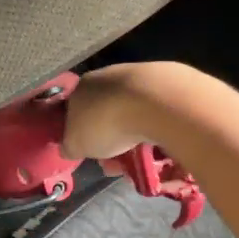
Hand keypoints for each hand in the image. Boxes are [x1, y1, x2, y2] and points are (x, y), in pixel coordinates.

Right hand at [62, 62, 203, 160]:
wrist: (156, 102)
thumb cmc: (105, 123)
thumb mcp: (75, 145)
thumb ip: (70, 146)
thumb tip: (71, 148)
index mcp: (81, 87)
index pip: (73, 110)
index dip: (78, 133)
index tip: (87, 151)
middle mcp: (108, 76)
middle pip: (103, 113)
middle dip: (108, 139)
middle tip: (114, 161)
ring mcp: (139, 75)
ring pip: (130, 113)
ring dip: (131, 137)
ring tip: (137, 158)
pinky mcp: (168, 80)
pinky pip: (154, 110)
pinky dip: (153, 127)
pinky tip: (156, 142)